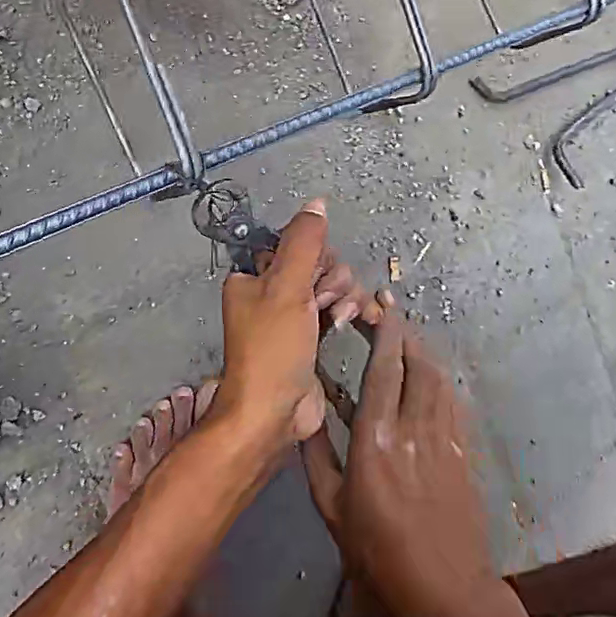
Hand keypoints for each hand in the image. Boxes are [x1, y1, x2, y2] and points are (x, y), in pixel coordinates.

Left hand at [213, 198, 329, 450]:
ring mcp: (294, 313)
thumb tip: (317, 202)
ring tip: (336, 319)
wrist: (273, 414)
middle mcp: (272, 289)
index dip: (313, 257)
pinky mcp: (313, 334)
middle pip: (319, 261)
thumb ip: (304, 242)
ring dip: (343, 296)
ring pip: (333, 283)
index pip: (296, 243)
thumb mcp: (286, 287)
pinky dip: (351, 310)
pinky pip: (339, 306)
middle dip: (330, 279)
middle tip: (321, 303)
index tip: (312, 279)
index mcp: (254, 274)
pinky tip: (361, 320)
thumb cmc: (272, 347)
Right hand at [301, 299, 533, 616]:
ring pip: (438, 379)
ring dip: (423, 351)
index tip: (380, 307)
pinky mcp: (463, 453)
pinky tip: (430, 377)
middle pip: (416, 364)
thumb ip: (316, 454)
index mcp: (377, 438)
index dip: (384, 333)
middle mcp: (414, 428)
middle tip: (392, 312)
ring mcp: (444, 439)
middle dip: (405, 332)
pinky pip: (452, 402)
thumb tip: (304, 412)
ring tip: (408, 337)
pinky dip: (440, 380)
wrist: (444, 589)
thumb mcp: (332, 506)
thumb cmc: (378, 549)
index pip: (383, 370)